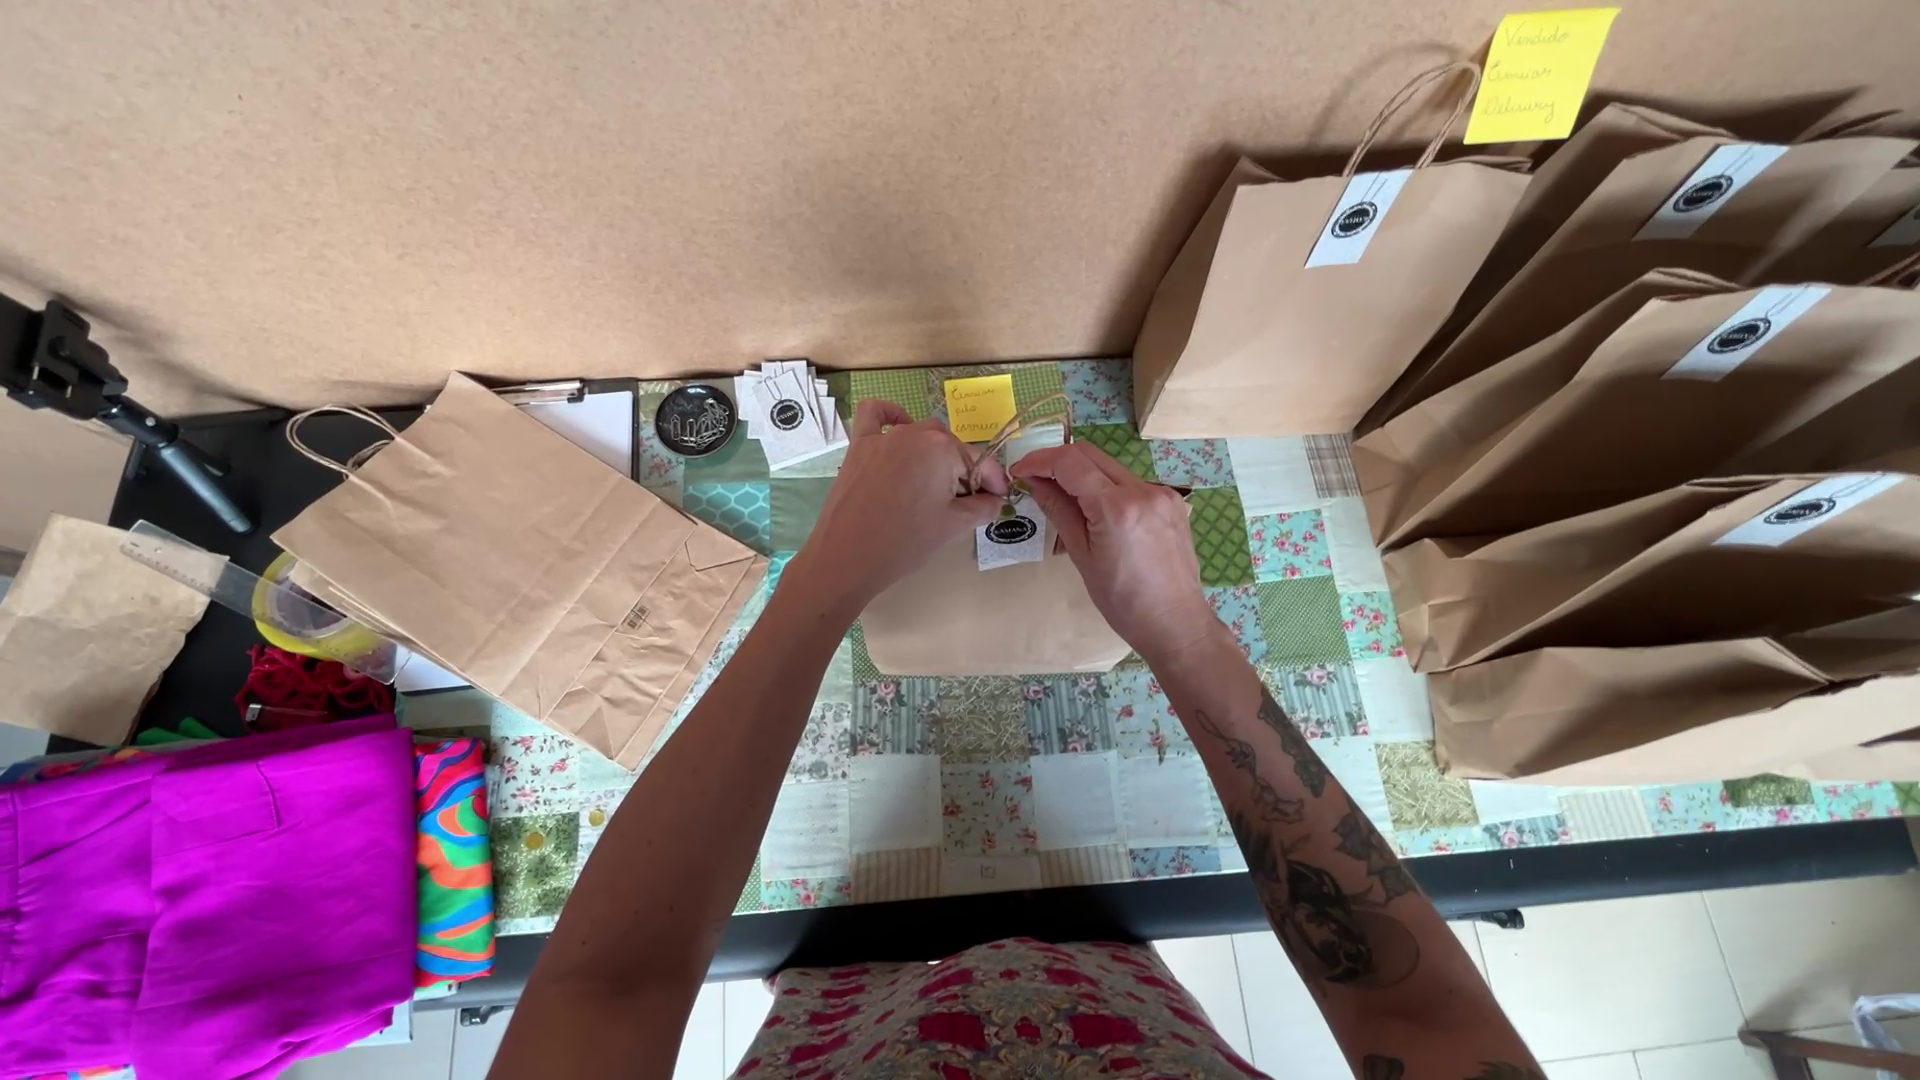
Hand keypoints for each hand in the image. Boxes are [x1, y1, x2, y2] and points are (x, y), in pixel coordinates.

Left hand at [785, 399, 1008, 617]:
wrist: (847, 558)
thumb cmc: (905, 543)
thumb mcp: (953, 526)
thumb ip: (982, 507)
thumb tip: (995, 500)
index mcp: (942, 449)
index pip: (979, 462)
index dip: (993, 484)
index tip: (998, 500)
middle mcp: (915, 433)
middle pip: (951, 447)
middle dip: (961, 471)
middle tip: (961, 504)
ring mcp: (884, 437)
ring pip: (921, 433)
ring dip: (933, 453)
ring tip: (932, 486)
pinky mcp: (858, 446)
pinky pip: (875, 415)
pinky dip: (891, 415)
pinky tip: (900, 429)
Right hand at [1011, 441, 1224, 663]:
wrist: (1174, 621)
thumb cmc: (1122, 600)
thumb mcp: (1081, 556)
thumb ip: (1059, 510)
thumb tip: (1035, 483)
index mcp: (1117, 507)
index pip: (1070, 462)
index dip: (1039, 460)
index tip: (1019, 471)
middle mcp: (1142, 489)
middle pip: (1090, 454)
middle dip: (1058, 461)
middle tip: (1034, 479)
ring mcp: (1161, 492)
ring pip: (1110, 467)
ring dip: (1083, 474)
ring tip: (1064, 500)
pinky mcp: (1171, 501)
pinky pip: (1130, 482)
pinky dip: (1107, 488)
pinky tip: (1098, 512)